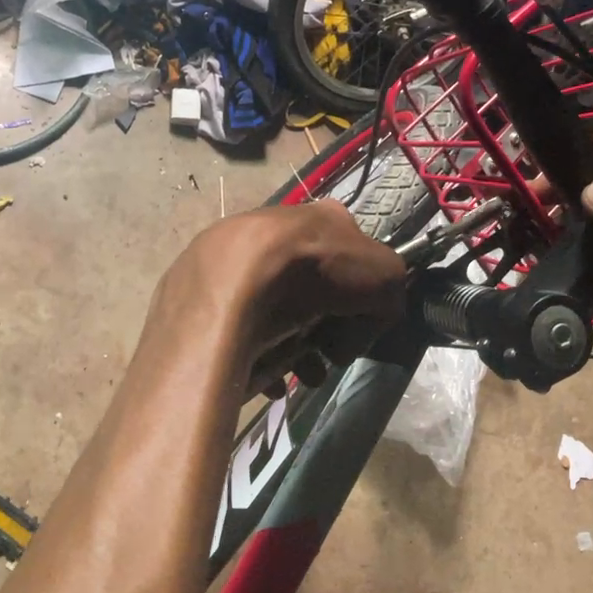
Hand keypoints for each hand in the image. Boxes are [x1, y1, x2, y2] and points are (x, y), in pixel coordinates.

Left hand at [156, 200, 405, 397]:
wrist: (234, 285)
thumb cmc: (314, 271)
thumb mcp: (384, 275)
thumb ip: (390, 292)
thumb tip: (366, 322)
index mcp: (315, 217)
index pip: (348, 251)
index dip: (360, 292)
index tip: (356, 323)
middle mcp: (272, 230)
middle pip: (312, 286)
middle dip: (325, 326)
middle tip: (329, 353)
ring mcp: (232, 258)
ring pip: (275, 310)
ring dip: (295, 346)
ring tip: (301, 373)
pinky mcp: (202, 291)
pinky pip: (239, 329)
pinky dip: (258, 353)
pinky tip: (269, 375)